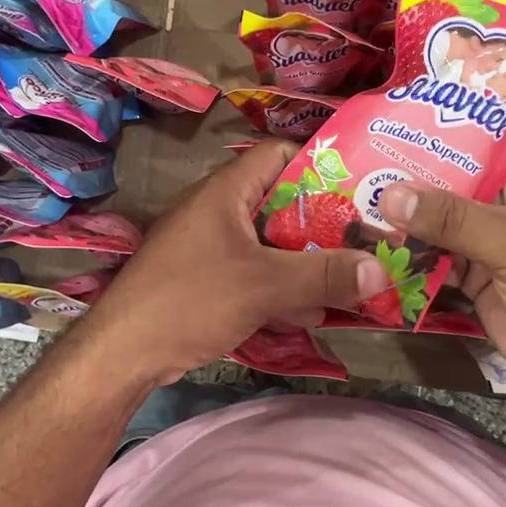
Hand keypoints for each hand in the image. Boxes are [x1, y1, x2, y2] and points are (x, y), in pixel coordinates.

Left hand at [75, 141, 388, 385]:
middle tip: (366, 242)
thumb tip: (382, 270)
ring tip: (350, 283)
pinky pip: (252, 272)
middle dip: (323, 226)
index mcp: (225, 190)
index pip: (279, 155)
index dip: (321, 165)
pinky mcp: (203, 279)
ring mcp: (208, 245)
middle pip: (280, 203)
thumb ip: (323, 275)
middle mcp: (216, 210)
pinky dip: (279, 287)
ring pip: (269, 244)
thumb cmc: (191, 299)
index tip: (362, 188)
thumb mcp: (264, 285)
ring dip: (305, 263)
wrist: (123, 351)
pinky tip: (308, 313)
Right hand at [379, 136, 505, 402]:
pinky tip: (372, 237)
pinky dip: (409, 247)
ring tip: (355, 190)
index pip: (496, 133)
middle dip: (416, 167)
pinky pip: (436, 251)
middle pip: (460, 174)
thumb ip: (453, 218)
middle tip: (362, 151)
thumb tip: (389, 193)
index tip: (401, 110)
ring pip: (444, 214)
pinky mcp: (476, 272)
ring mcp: (495, 238)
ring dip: (407, 210)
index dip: (453, 120)